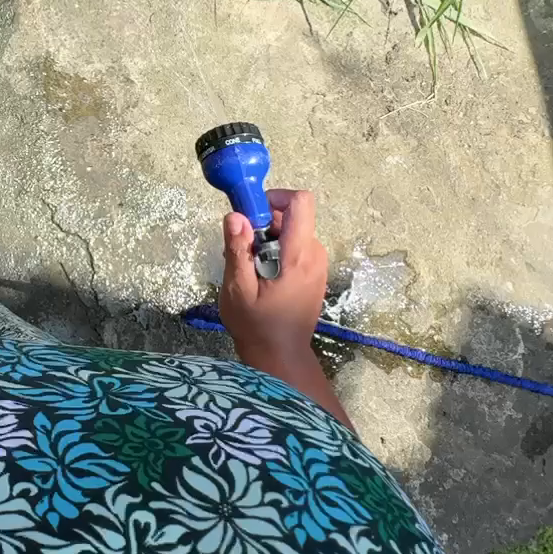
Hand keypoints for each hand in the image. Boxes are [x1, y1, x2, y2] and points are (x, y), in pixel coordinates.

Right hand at [219, 189, 328, 369]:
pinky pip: (296, 246)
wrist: (280, 356)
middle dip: (264, 223)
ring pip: (293, 231)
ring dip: (269, 238)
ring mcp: (317, 264)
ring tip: (250, 265)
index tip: (250, 213)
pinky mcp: (314, 273)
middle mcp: (314, 255)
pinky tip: (262, 273)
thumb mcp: (238, 288)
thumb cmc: (256, 324)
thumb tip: (235, 215)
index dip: (275, 197)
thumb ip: (237, 250)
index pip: (301, 203)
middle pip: (293, 216)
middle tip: (242, 248)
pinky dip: (277, 250)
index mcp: (298, 256)